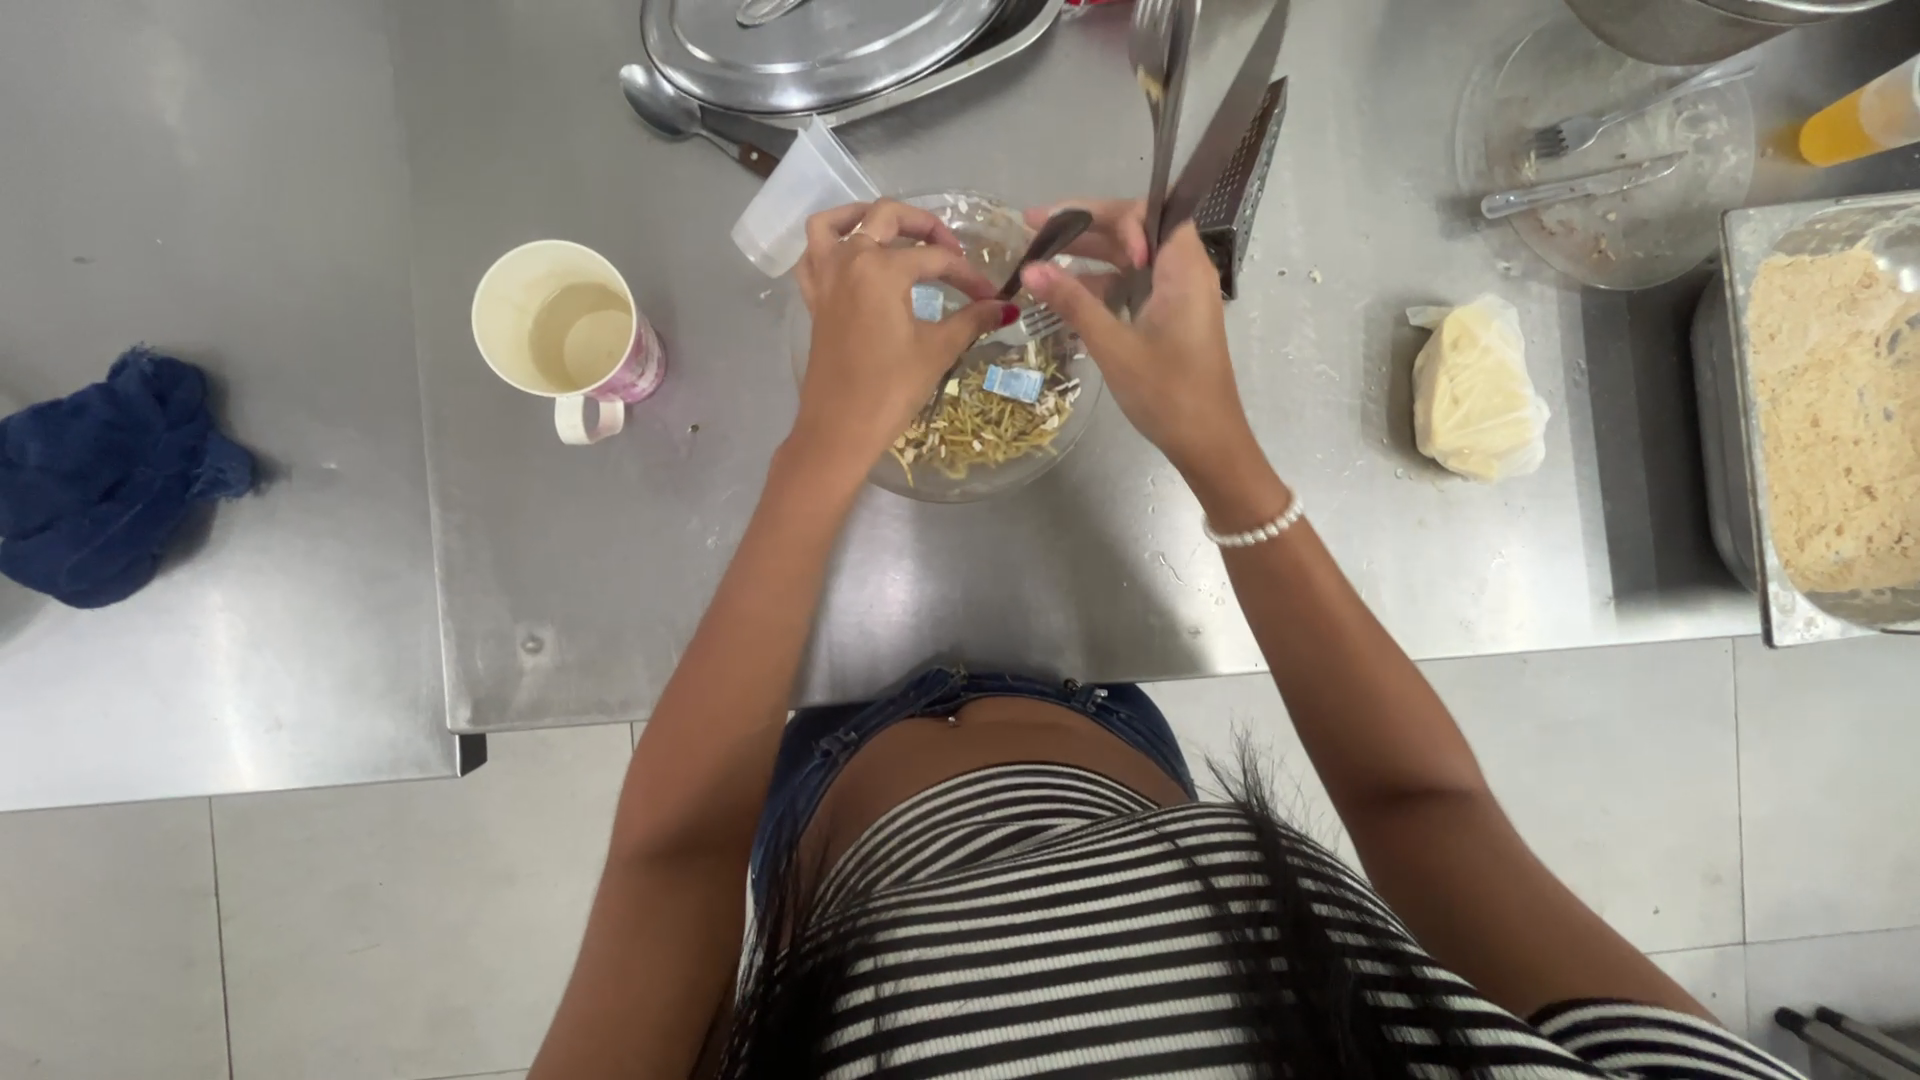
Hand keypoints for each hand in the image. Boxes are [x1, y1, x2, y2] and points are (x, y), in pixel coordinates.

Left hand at [789, 199, 1014, 477]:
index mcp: (881, 269)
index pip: (935, 259)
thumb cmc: (891, 390)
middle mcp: (848, 261)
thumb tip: (1004, 307)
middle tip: (950, 249)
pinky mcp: (815, 302)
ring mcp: (825, 280)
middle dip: (923, 225)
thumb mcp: (937, 350)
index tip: (991, 295)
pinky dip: (829, 246)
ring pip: (835, 224)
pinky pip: (812, 257)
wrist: (840, 429)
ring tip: (891, 230)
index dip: (967, 275)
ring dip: (863, 215)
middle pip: (885, 218)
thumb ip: (971, 320)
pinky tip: (851, 258)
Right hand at [1019, 200, 1254, 474]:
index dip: (1103, 214)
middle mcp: (1185, 272)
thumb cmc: (1167, 394)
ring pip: (1131, 261)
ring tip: (1041, 265)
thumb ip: (1073, 302)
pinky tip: (1068, 300)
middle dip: (1085, 230)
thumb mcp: (1113, 346)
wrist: (1207, 443)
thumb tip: (1030, 269)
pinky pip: (1134, 289)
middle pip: (1135, 231)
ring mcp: (1178, 297)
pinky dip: (1103, 289)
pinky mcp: (1170, 320)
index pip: (1146, 211)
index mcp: (1183, 268)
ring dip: (1090, 260)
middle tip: (1033, 229)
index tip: (1067, 234)